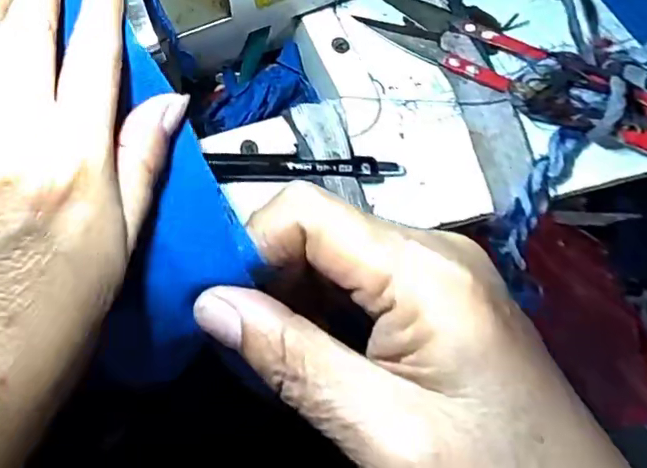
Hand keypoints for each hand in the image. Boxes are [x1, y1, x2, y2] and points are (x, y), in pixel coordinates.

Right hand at [193, 184, 624, 467]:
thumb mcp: (390, 437)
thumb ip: (295, 361)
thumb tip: (206, 303)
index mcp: (426, 268)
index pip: (302, 209)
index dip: (252, 247)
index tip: (226, 308)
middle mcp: (432, 248)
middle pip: (313, 226)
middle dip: (268, 276)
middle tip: (249, 342)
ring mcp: (439, 269)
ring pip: (326, 250)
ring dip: (290, 296)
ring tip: (280, 356)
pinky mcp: (440, 295)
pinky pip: (354, 276)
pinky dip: (320, 308)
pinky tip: (316, 354)